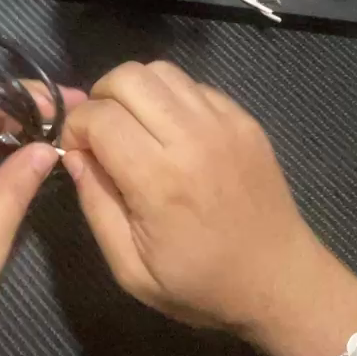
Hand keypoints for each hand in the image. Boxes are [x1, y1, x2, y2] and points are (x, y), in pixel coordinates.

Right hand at [59, 61, 356, 355]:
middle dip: (100, 99)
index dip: (75, 127)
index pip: (99, 116)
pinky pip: (191, 85)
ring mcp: (223, 122)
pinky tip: (171, 133)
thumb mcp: (131, 269)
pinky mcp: (243, 118)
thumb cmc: (201, 285)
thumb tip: (74, 155)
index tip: (78, 151)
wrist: (282, 283)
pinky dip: (168, 98)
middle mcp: (192, 138)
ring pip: (159, 70)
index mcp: (159, 179)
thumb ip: (95, 205)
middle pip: (127, 77)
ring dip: (134, 92)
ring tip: (133, 126)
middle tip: (102, 133)